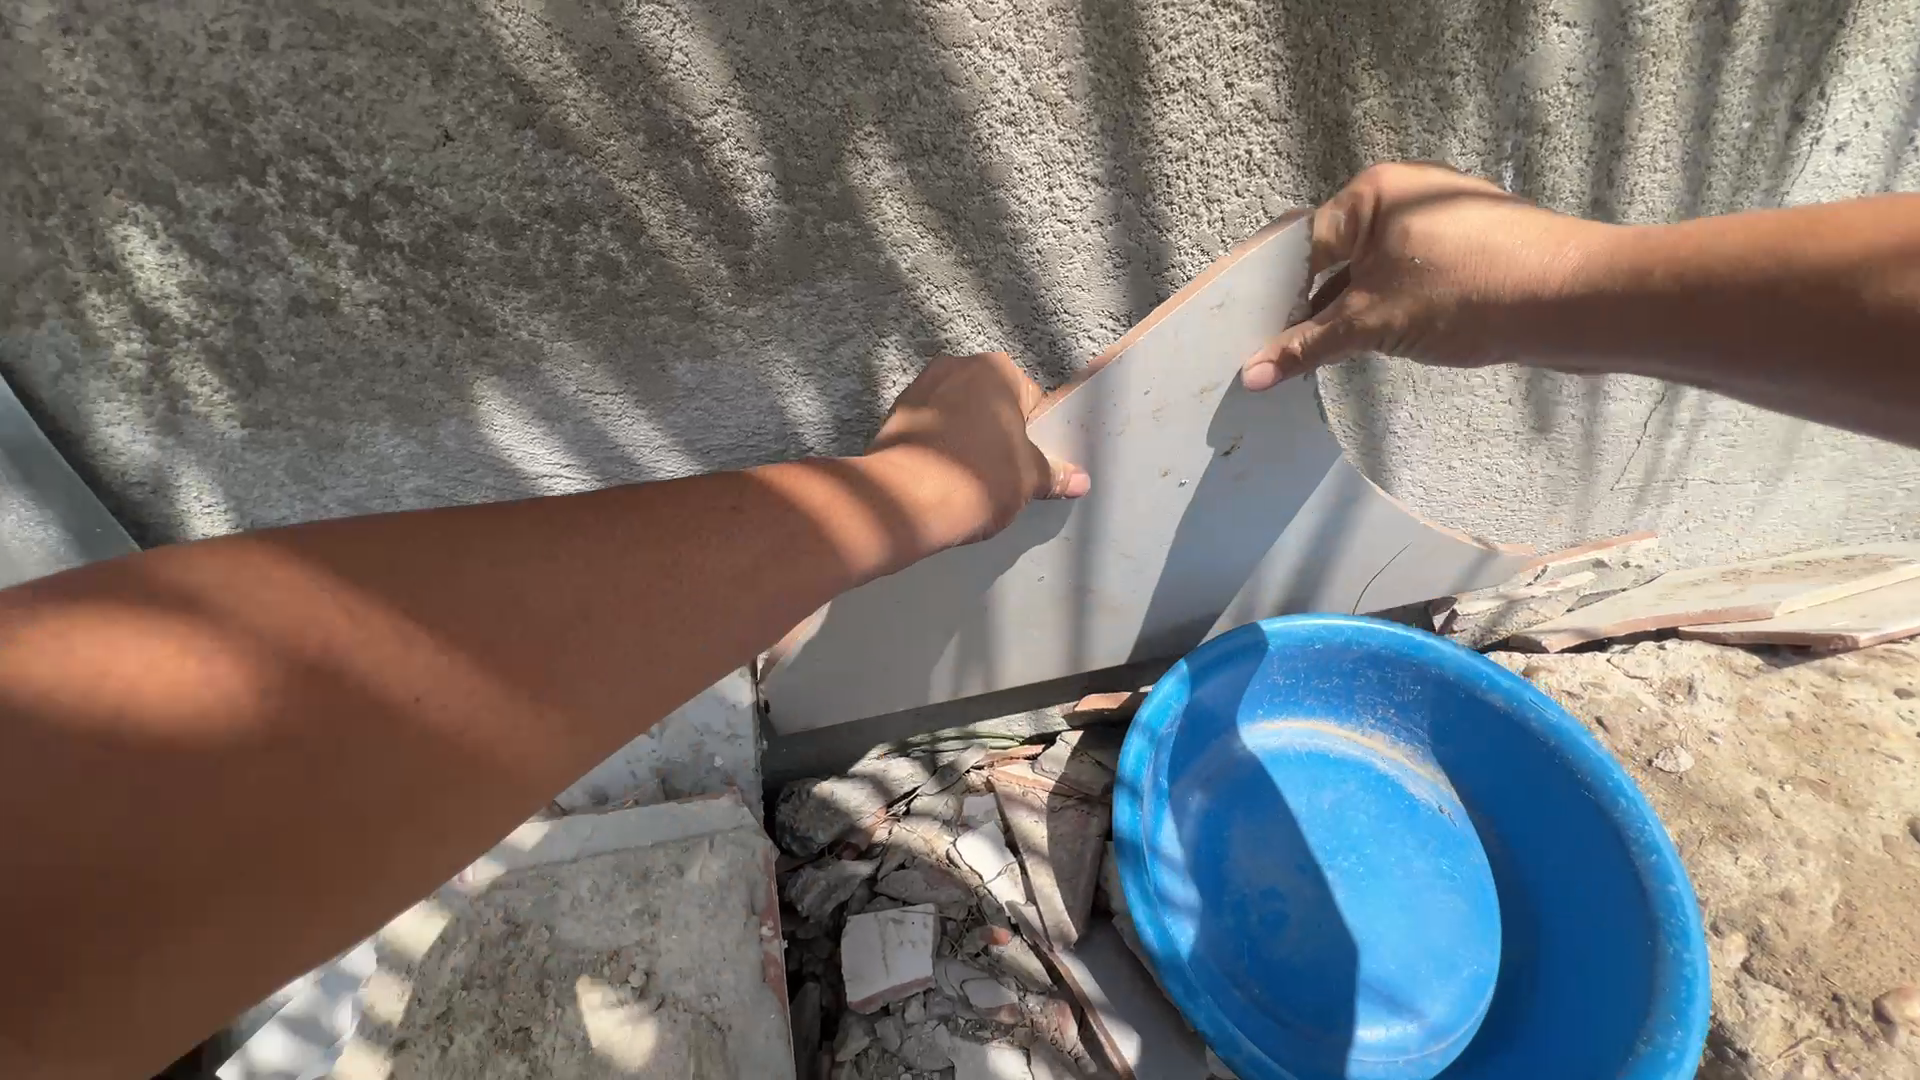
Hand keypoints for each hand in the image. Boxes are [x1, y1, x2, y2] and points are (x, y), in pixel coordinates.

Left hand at [864, 352, 1089, 546]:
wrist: (905, 502)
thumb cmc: (977, 478)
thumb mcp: (1028, 479)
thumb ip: (1054, 474)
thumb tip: (1079, 481)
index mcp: (996, 369)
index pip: (1031, 399)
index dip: (1036, 435)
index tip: (1033, 462)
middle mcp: (955, 366)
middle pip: (991, 403)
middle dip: (998, 433)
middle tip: (1005, 472)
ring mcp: (919, 388)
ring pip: (957, 415)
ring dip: (966, 438)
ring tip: (972, 477)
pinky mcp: (893, 414)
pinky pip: (929, 429)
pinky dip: (939, 447)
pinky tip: (944, 477)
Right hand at [1242, 163, 1613, 388]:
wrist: (1580, 301)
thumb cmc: (1465, 293)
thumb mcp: (1370, 323)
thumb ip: (1304, 347)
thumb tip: (1249, 378)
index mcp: (1372, 193)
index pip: (1300, 246)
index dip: (1271, 295)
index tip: (1247, 335)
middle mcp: (1400, 198)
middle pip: (1328, 258)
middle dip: (1301, 307)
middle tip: (1270, 351)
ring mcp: (1432, 224)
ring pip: (1361, 273)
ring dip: (1336, 315)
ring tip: (1305, 356)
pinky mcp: (1458, 252)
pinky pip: (1393, 280)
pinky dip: (1371, 311)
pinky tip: (1355, 346)